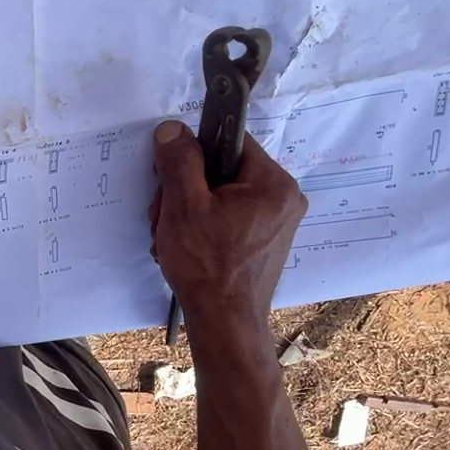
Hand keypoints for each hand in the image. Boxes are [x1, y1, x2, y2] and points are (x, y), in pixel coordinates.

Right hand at [149, 120, 306, 328]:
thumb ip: (179, 164)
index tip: (169, 178)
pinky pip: (228, 218)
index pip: (230, 143)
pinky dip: (202, 228)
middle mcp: (284, 197)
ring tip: (172, 238)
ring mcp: (277, 221)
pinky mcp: (265, 241)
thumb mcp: (183, 207)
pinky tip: (186, 247)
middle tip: (165, 218)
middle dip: (185, 191)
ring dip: (188, 212)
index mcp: (273, 183)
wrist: (224, 320)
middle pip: (222, 172)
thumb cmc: (206, 264)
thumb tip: (172, 129)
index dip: (193, 155)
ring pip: (221, 197)